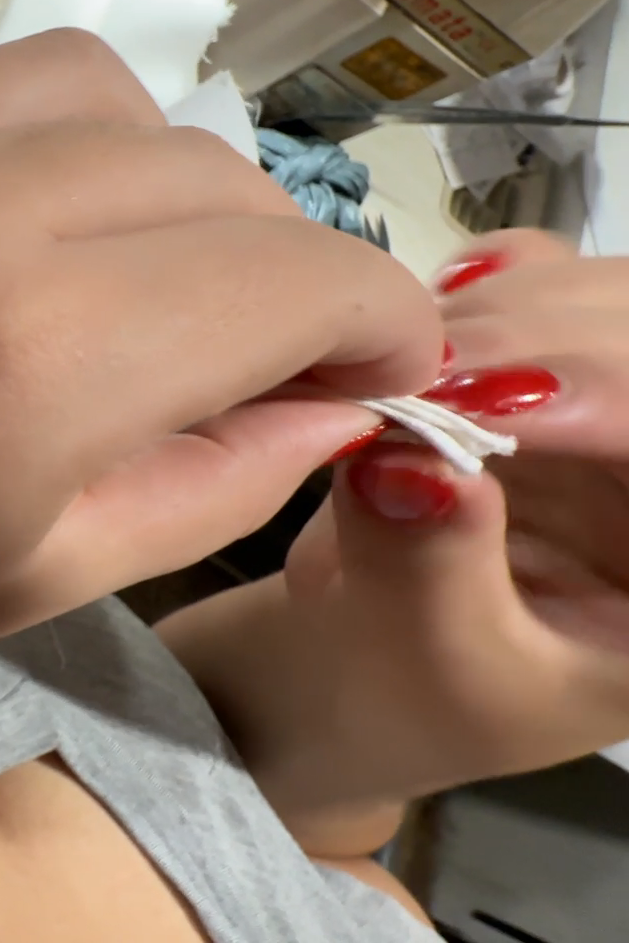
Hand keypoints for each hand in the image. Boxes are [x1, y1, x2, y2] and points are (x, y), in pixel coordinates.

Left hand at [0, 0, 441, 702]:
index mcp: (46, 362)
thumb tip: (331, 392)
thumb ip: (222, 480)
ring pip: (94, 87)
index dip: (370, 327)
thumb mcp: (52, 575)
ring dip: (140, 169)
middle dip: (261, 268)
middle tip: (214, 344)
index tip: (353, 371)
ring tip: (101, 252)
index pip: (302, 278)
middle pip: (210, 179)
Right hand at [223, 232, 628, 844]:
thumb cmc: (417, 693)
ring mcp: (610, 418)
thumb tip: (396, 456)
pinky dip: (482, 280)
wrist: (368, 665)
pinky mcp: (530, 383)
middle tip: (397, 378)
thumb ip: (429, 569)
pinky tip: (421, 322)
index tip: (459, 401)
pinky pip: (537, 282)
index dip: (606, 395)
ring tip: (386, 370)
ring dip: (490, 312)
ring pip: (601, 295)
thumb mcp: (434, 659)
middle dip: (530, 343)